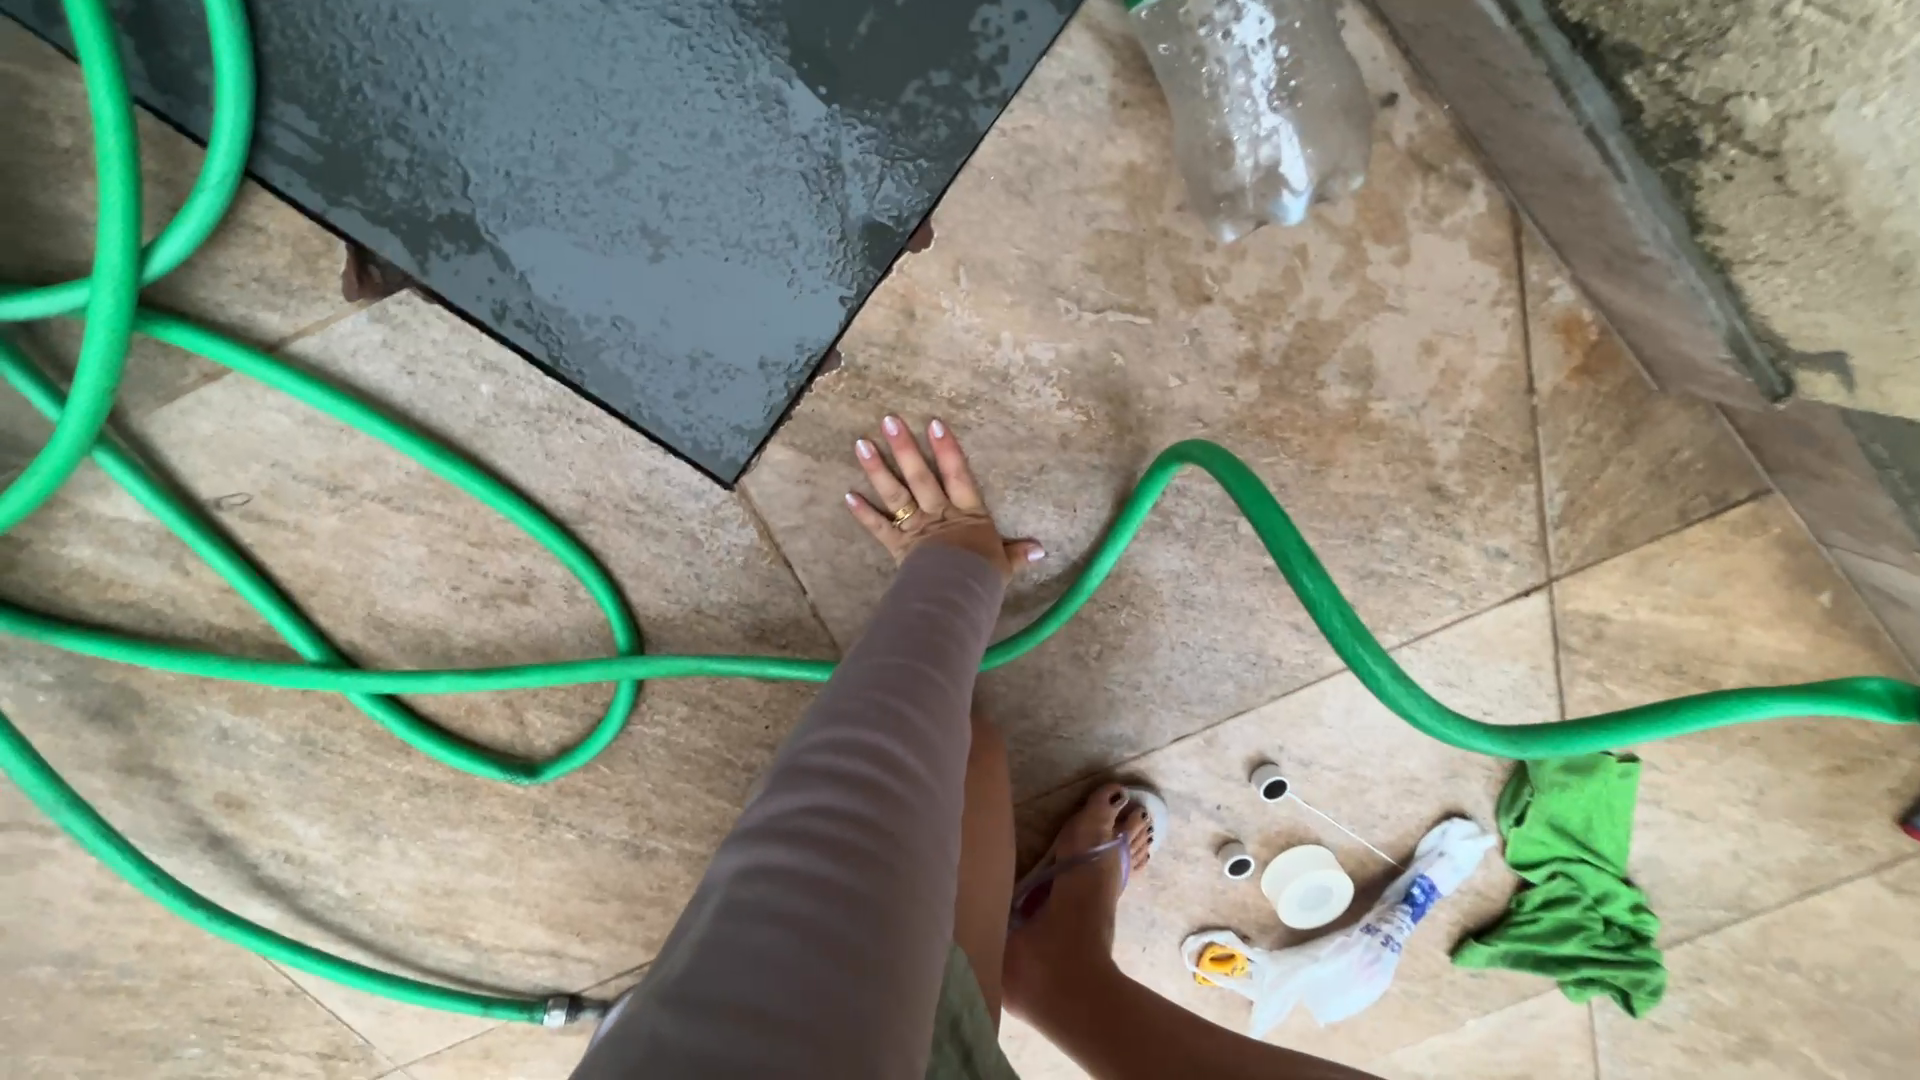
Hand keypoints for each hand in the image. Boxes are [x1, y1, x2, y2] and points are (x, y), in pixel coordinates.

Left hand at [845, 415, 1043, 580]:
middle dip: (905, 448)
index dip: (947, 449)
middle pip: (921, 477)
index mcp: (967, 513)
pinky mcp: (898, 546)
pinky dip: (863, 513)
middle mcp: (939, 514)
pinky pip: (879, 528)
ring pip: (896, 495)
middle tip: (889, 420)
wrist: (958, 595)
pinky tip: (848, 495)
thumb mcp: (1004, 563)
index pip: (958, 474)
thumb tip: (1041, 549)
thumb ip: (1017, 553)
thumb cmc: (982, 577)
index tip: (934, 423)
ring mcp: (916, 528)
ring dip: (878, 470)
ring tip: (861, 444)